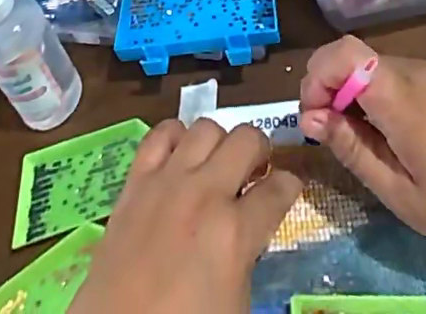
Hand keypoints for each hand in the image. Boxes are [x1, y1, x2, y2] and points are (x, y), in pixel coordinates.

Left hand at [69, 118, 302, 313]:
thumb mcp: (236, 301)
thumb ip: (248, 253)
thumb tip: (250, 229)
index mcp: (235, 233)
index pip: (279, 189)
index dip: (289, 186)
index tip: (288, 188)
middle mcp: (204, 194)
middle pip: (246, 139)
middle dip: (260, 151)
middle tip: (256, 171)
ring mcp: (167, 181)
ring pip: (206, 128)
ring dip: (220, 142)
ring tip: (219, 163)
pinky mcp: (135, 180)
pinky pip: (160, 134)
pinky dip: (176, 137)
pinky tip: (181, 156)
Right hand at [297, 36, 425, 278]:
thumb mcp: (400, 193)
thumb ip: (352, 148)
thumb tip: (310, 118)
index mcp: (403, 96)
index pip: (342, 53)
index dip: (315, 78)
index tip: (313, 123)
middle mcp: (415, 71)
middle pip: (351, 56)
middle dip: (327, 88)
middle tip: (328, 137)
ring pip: (370, 66)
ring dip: (349, 94)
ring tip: (358, 144)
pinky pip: (393, 77)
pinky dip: (373, 96)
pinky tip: (386, 137)